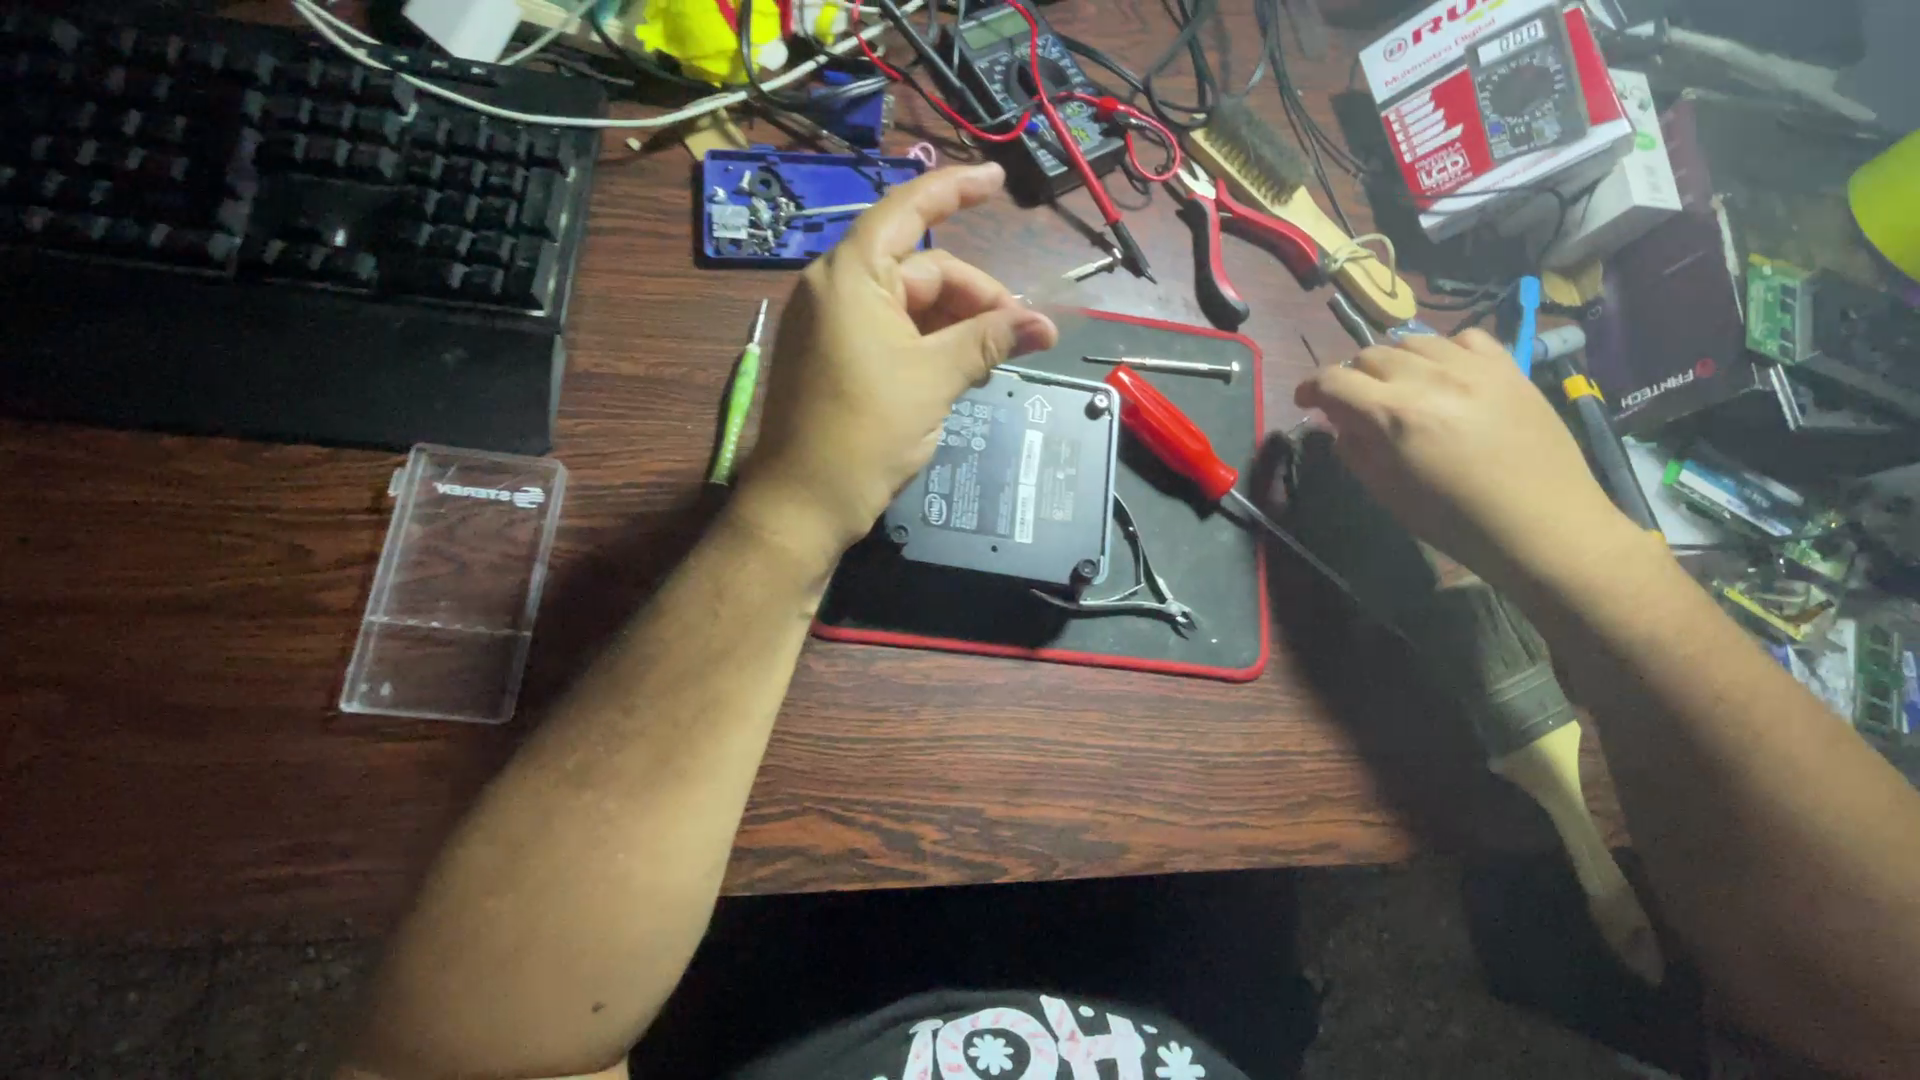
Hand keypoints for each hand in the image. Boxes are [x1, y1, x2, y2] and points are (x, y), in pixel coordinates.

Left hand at [736, 163, 1058, 557]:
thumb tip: (1044, 325)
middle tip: (1020, 332)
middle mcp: (836, 288)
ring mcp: (833, 325)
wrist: (804, 502)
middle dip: (974, 295)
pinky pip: (892, 333)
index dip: (956, 190)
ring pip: (911, 305)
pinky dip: (930, 344)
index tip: (998, 181)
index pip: (908, 211)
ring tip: (997, 355)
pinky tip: (963, 368)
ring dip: (957, 324)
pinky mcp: (835, 358)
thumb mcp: (935, 379)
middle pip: (920, 268)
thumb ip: (987, 340)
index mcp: (851, 275)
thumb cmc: (865, 430)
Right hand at [1294, 329, 1638, 588]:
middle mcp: (1430, 379)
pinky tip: (1446, 374)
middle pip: (1370, 355)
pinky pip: (1465, 338)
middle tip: (1356, 404)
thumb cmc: (1456, 521)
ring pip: (1413, 340)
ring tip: (1401, 386)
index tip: (1307, 402)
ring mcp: (1474, 369)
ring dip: (1394, 361)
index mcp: (1393, 415)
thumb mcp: (1388, 494)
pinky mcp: (1509, 368)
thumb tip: (1340, 423)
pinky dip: (1444, 350)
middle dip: (1352, 377)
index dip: (1311, 388)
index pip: (1334, 380)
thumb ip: (1356, 450)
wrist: (1543, 526)